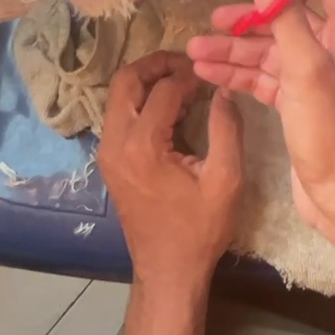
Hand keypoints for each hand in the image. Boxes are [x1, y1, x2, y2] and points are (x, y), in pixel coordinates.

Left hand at [97, 51, 243, 293]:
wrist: (168, 272)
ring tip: (183, 81)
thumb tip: (224, 90)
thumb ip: (227, 129)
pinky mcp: (110, 160)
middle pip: (125, 81)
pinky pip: (120, 114)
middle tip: (189, 63)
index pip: (164, 89)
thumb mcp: (226, 180)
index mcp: (142, 147)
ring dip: (148, 80)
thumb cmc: (199, 230)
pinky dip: (142, 99)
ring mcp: (107, 153)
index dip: (190, 76)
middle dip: (157, 64)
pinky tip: (172, 106)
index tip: (213, 75)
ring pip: (118, 96)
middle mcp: (115, 144)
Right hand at [185, 0, 334, 238]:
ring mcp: (315, 78)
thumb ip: (283, 13)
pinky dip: (239, 74)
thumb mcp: (304, 65)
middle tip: (213, 21)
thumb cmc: (331, 126)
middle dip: (250, 21)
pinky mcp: (298, 103)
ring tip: (193, 52)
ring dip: (235, 51)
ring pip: (271, 52)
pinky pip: (265, 78)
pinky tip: (207, 73)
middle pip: (289, 20)